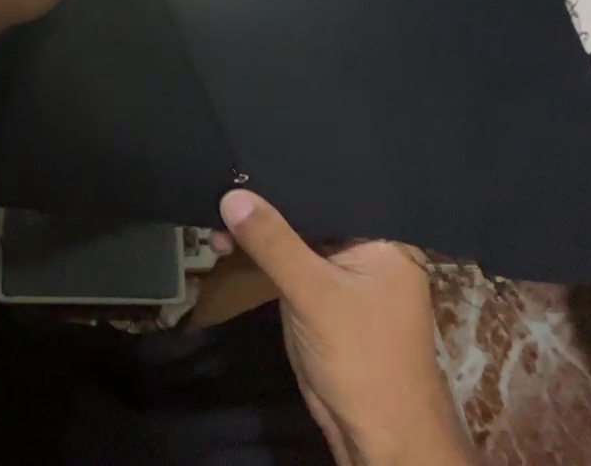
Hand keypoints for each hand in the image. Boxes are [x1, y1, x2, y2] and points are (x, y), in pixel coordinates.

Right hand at [219, 190, 472, 465]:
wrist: (377, 435)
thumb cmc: (363, 357)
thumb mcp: (314, 293)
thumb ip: (273, 242)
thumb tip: (232, 194)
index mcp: (380, 238)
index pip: (329, 191)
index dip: (287, 174)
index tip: (243, 155)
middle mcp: (361, 248)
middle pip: (307, 212)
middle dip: (264, 202)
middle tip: (218, 182)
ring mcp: (337, 272)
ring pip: (290, 236)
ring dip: (253, 229)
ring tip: (210, 217)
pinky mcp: (316, 294)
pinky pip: (283, 260)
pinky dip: (256, 253)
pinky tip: (223, 244)